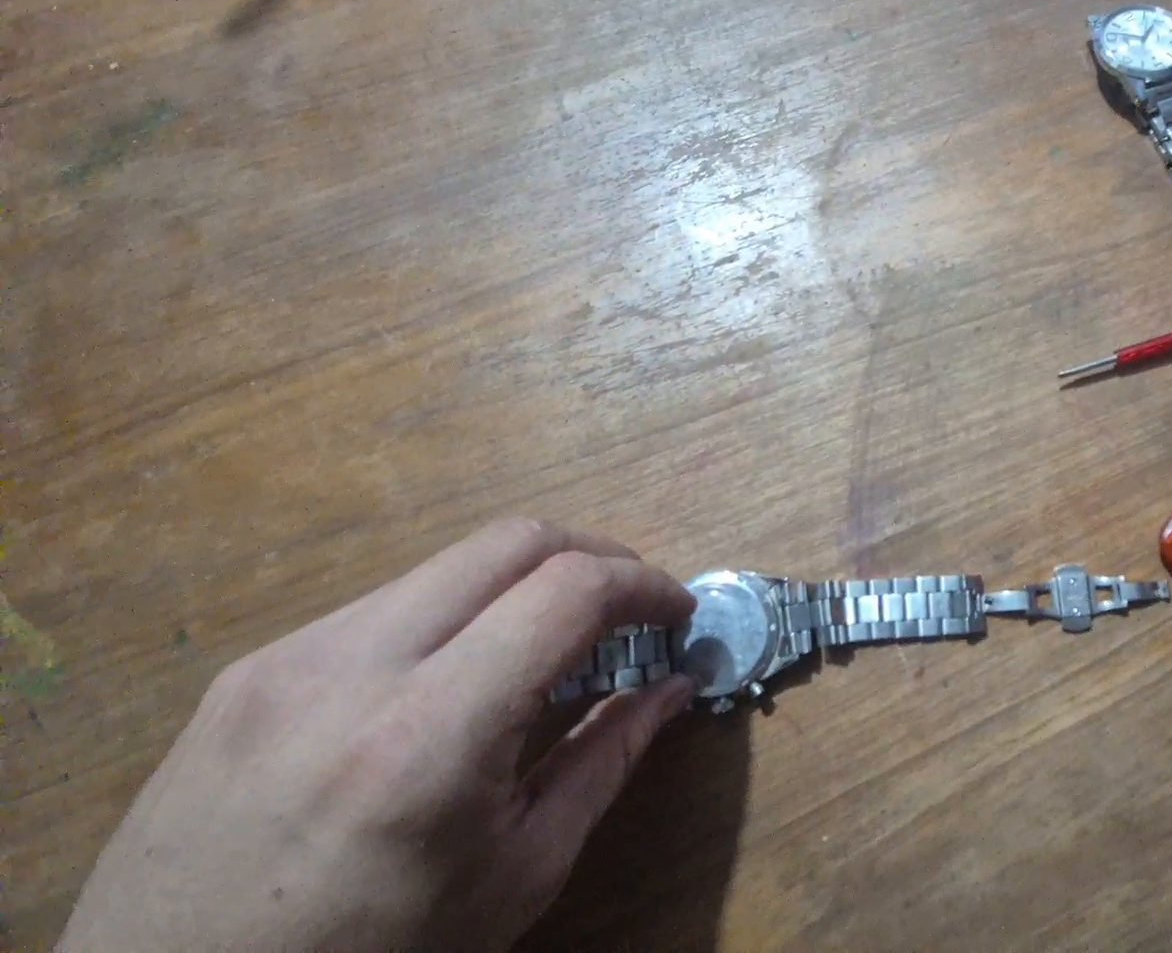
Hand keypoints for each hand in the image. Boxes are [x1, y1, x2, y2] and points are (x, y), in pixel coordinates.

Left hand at [59, 519, 697, 951]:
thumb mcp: (520, 870)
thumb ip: (608, 758)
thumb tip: (675, 686)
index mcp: (429, 737)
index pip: (567, 592)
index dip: (644, 585)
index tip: (678, 612)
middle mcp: (351, 669)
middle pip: (512, 541)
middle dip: (597, 556)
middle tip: (634, 606)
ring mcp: (287, 658)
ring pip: (452, 564)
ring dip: (528, 582)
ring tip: (557, 642)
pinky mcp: (253, 667)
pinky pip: (391, 602)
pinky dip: (462, 612)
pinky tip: (466, 674)